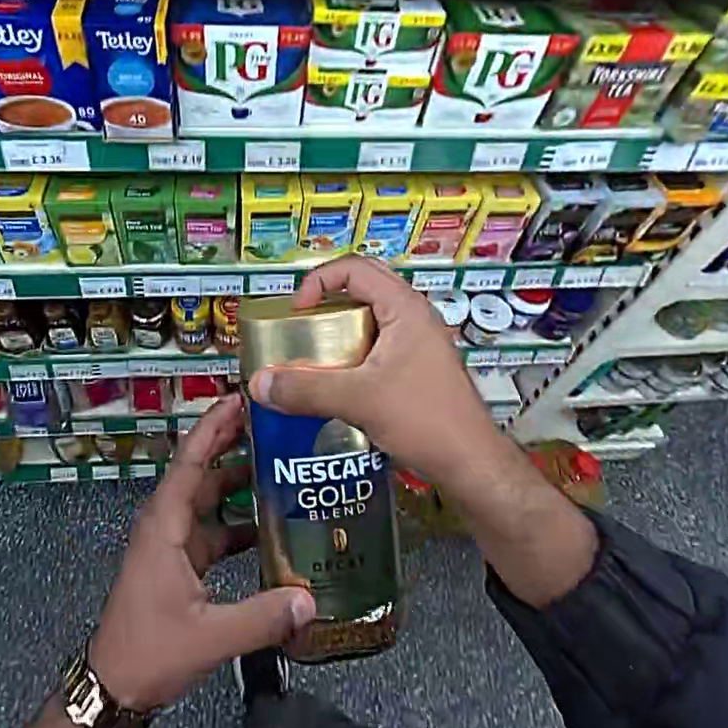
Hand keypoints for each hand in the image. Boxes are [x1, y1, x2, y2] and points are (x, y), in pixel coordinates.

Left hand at [88, 394, 315, 711]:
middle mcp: (168, 525)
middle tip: (272, 419)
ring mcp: (174, 543)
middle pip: (202, 470)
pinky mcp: (183, 562)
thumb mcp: (208, 637)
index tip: (240, 398)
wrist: (110, 692)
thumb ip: (262, 618)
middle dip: (232, 441)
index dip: (214, 427)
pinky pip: (215, 525)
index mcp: (165, 527)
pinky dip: (240, 516)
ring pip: (209, 497)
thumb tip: (312, 599)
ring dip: (239, 478)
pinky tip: (271, 520)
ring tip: (280, 461)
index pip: (191, 462)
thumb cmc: (148, 654)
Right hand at [245, 255, 506, 487]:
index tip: (297, 311)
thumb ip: (306, 390)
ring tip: (315, 354)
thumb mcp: (359, 400)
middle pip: (364, 287)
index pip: (356, 267)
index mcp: (405, 307)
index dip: (319, 280)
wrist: (469, 460)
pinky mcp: (419, 365)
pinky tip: (339, 381)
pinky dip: (355, 352)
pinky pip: (380, 343)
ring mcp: (420, 340)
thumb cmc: (424, 419)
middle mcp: (415, 315)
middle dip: (328, 301)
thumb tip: (258, 385)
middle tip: (303, 326)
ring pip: (372, 318)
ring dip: (341, 328)